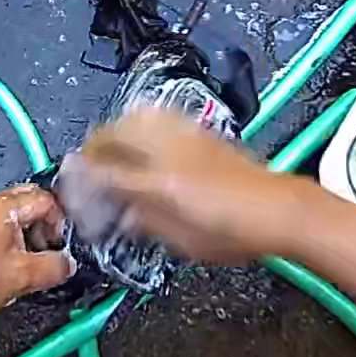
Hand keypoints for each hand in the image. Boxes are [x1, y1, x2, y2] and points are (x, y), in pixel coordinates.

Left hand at [0, 185, 75, 320]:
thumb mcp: (23, 277)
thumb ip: (53, 267)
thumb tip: (66, 264)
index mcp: (5, 206)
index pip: (46, 200)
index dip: (59, 222)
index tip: (59, 244)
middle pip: (30, 201)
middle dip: (44, 224)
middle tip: (47, 248)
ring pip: (13, 213)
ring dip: (26, 233)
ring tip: (26, 260)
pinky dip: (8, 238)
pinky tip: (6, 264)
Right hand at [76, 110, 330, 262]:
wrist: (280, 209)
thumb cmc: (236, 232)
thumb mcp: (185, 242)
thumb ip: (147, 223)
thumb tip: (125, 215)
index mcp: (161, 184)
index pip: (109, 172)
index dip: (86, 175)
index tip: (75, 178)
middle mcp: (169, 153)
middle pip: (117, 135)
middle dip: (95, 145)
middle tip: (86, 159)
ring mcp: (185, 137)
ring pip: (136, 117)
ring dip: (115, 127)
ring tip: (107, 141)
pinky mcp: (200, 131)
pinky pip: (160, 114)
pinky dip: (141, 117)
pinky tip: (141, 123)